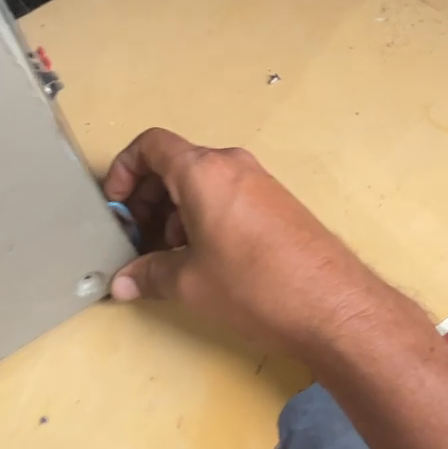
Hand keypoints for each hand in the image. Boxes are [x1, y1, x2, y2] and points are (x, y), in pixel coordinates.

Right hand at [101, 128, 416, 358]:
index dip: (124, 168)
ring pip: (200, 181)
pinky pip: (225, 194)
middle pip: (173, 163)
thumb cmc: (256, 286)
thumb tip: (123, 283)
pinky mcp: (274, 201)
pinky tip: (202, 258)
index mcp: (203, 170)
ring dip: (174, 210)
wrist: (332, 304)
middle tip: (136, 237)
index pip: (151, 144)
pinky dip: (201, 215)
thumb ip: (149, 275)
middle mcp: (231, 164)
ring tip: (168, 255)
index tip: (115, 204)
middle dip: (146, 197)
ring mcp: (257, 180)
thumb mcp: (190, 283)